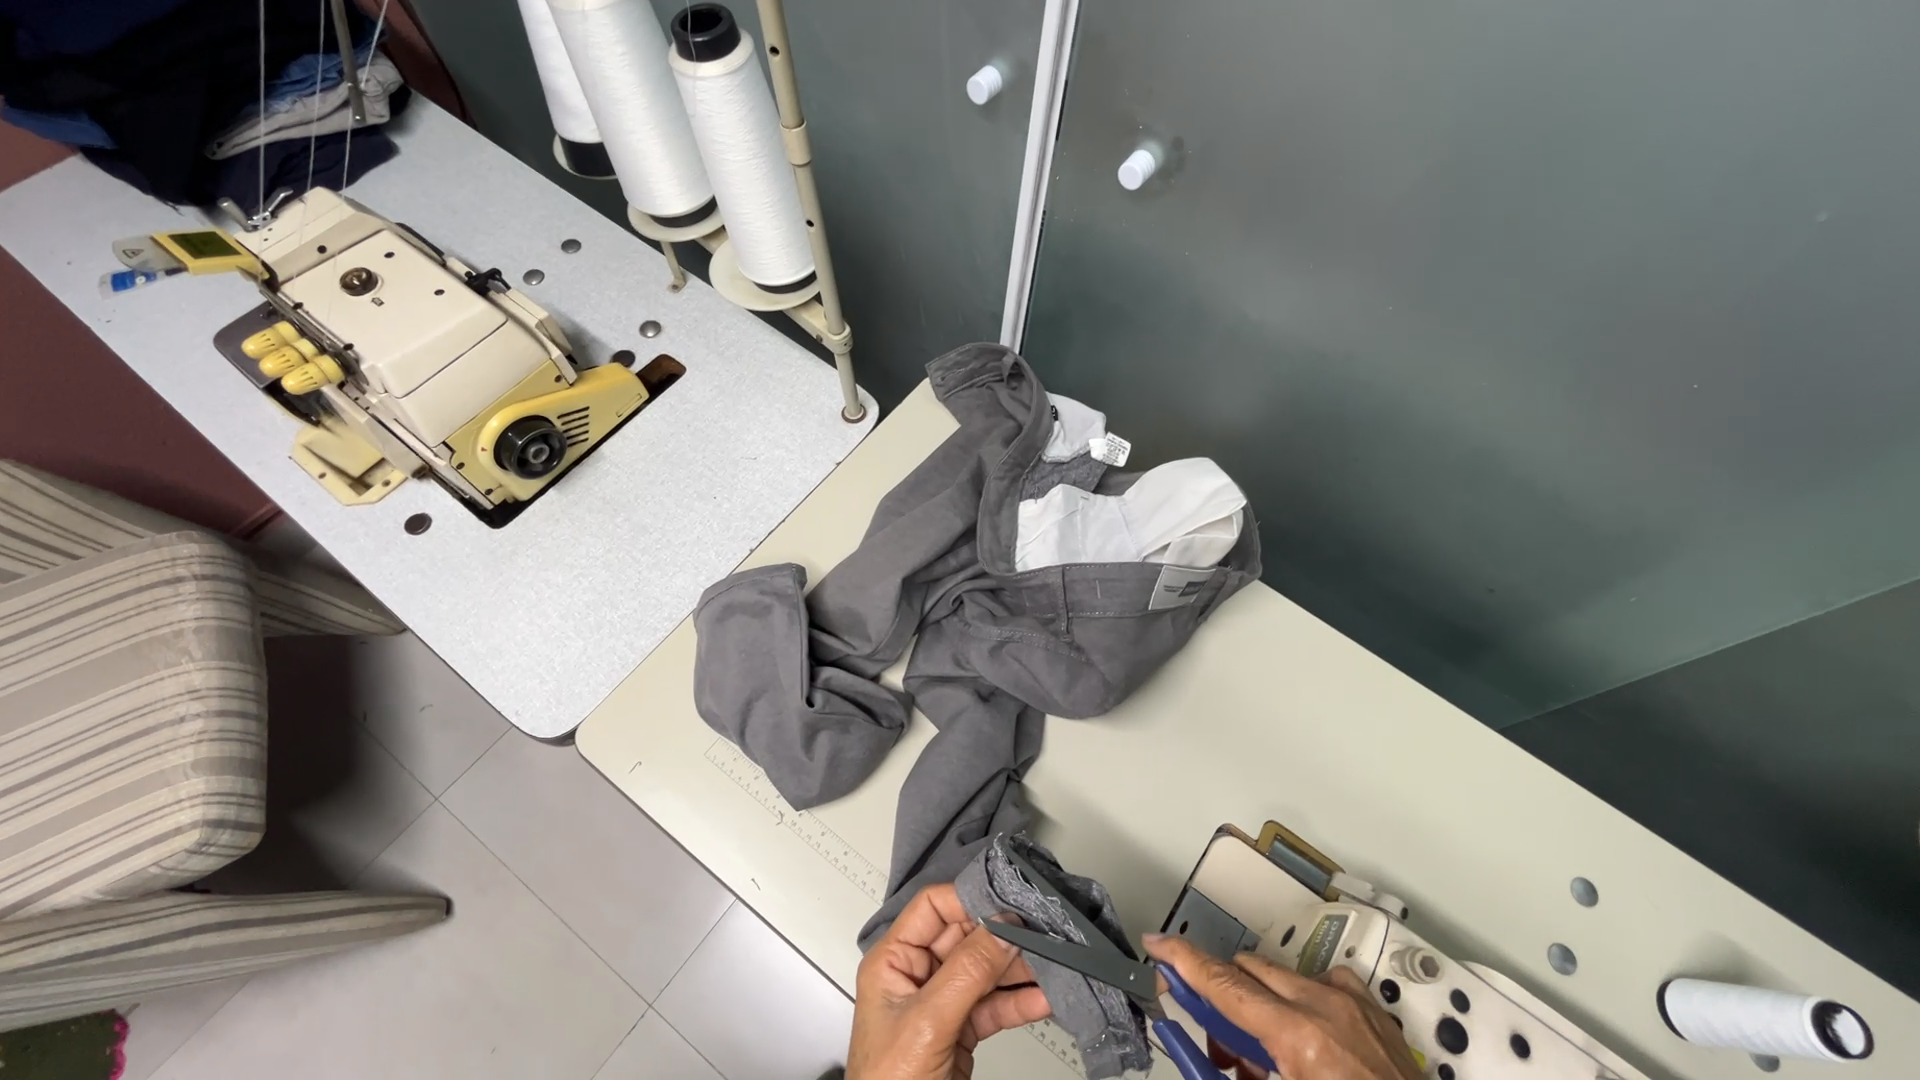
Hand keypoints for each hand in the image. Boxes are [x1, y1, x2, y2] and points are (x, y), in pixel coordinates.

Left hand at [846, 884, 1052, 1079]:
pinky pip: (996, 1006)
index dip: (970, 899)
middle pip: (967, 937)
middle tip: (1042, 931)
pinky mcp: (962, 1031)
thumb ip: (966, 973)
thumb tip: (1001, 929)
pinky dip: (1021, 1002)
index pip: (934, 908)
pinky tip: (1045, 998)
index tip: (1008, 901)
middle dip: (1005, 935)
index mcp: (894, 961)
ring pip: (987, 971)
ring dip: (1021, 969)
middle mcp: (917, 975)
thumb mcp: (926, 1023)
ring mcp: (941, 1003)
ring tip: (1053, 964)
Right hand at [1143, 933, 1423, 1079]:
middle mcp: (1327, 1008)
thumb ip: (1239, 1073)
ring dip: (1262, 1005)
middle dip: (1223, 997)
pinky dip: (1303, 1003)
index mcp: (1300, 1037)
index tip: (1158, 945)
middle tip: (1220, 1044)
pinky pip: (1323, 985)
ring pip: (1282, 976)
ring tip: (1265, 1056)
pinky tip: (1308, 1040)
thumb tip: (1216, 1056)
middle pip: (1247, 971)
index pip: (1224, 985)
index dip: (1183, 962)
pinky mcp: (1374, 1011)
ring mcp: (1354, 1005)